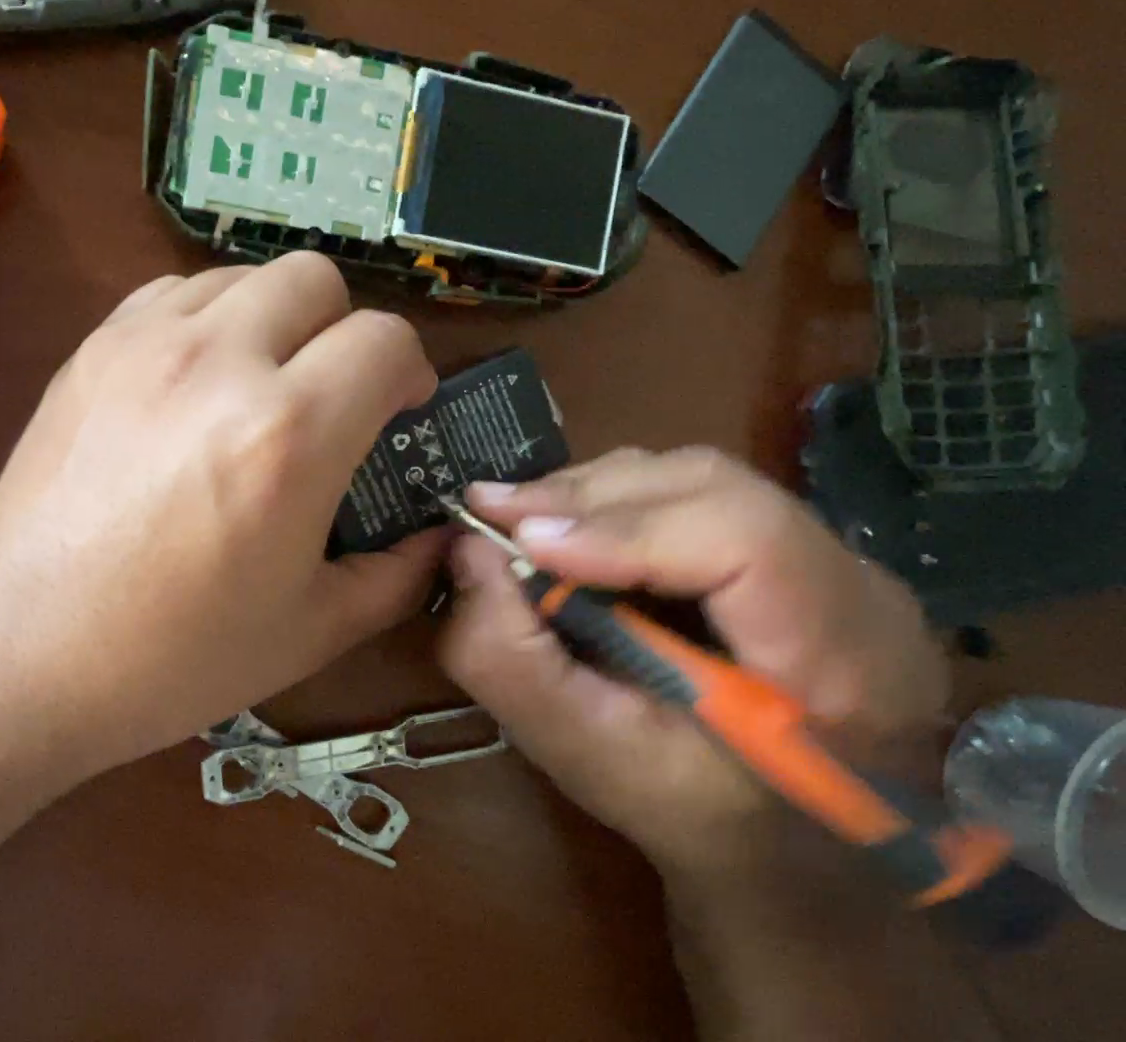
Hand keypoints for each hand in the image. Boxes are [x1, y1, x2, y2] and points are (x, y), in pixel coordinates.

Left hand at [0, 253, 443, 772]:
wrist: (26, 652)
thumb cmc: (173, 658)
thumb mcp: (309, 632)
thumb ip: (394, 575)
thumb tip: (434, 537)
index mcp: (288, 432)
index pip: (385, 340)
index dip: (407, 373)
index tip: (395, 413)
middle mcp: (218, 362)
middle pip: (316, 278)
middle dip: (341, 331)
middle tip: (326, 397)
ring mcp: (141, 345)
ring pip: (238, 277)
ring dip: (269, 319)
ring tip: (254, 385)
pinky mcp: (87, 352)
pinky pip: (167, 295)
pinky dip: (200, 320)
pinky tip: (187, 384)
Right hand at [437, 447, 947, 878]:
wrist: (790, 840)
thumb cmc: (693, 813)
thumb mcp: (590, 758)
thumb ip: (513, 664)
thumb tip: (465, 552)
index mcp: (838, 662)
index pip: (748, 544)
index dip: (627, 531)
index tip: (524, 541)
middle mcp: (853, 583)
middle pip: (712, 488)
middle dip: (587, 497)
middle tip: (488, 511)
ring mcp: (829, 555)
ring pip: (697, 477)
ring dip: (592, 491)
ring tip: (515, 518)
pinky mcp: (791, 545)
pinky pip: (692, 492)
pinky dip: (611, 498)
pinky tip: (563, 525)